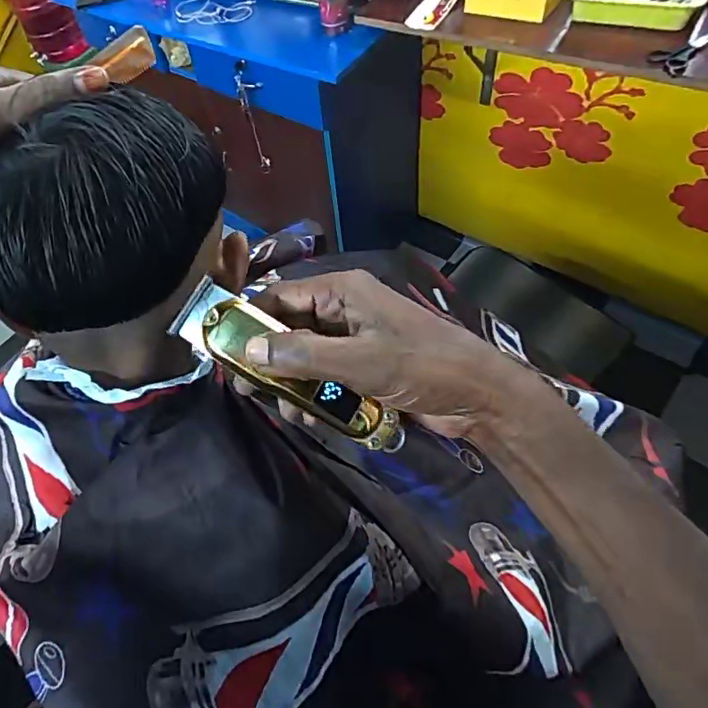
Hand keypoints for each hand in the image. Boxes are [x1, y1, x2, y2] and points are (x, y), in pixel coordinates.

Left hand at [0, 63, 107, 223]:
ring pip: (6, 142)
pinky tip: (10, 185)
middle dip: (44, 133)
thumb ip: (44, 96)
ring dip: (21, 156)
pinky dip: (0, 173)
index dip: (66, 103)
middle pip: (24, 115)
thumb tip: (100, 77)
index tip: (91, 128)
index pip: (40, 85)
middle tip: (71, 156)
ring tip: (46, 173)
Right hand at [238, 270, 567, 438]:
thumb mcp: (359, 361)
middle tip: (247, 388)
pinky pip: (324, 374)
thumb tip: (247, 350)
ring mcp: (353, 338)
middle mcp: (343, 308)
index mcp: (343, 290)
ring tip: (283, 410)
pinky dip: (313, 393)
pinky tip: (308, 417)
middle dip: (268, 358)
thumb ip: (302, 355)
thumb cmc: (422, 367)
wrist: (482, 398)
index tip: (225, 349)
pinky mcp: (362, 365)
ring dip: (290, 382)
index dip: (251, 319)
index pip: (281, 296)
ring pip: (304, 355)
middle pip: (289, 327)